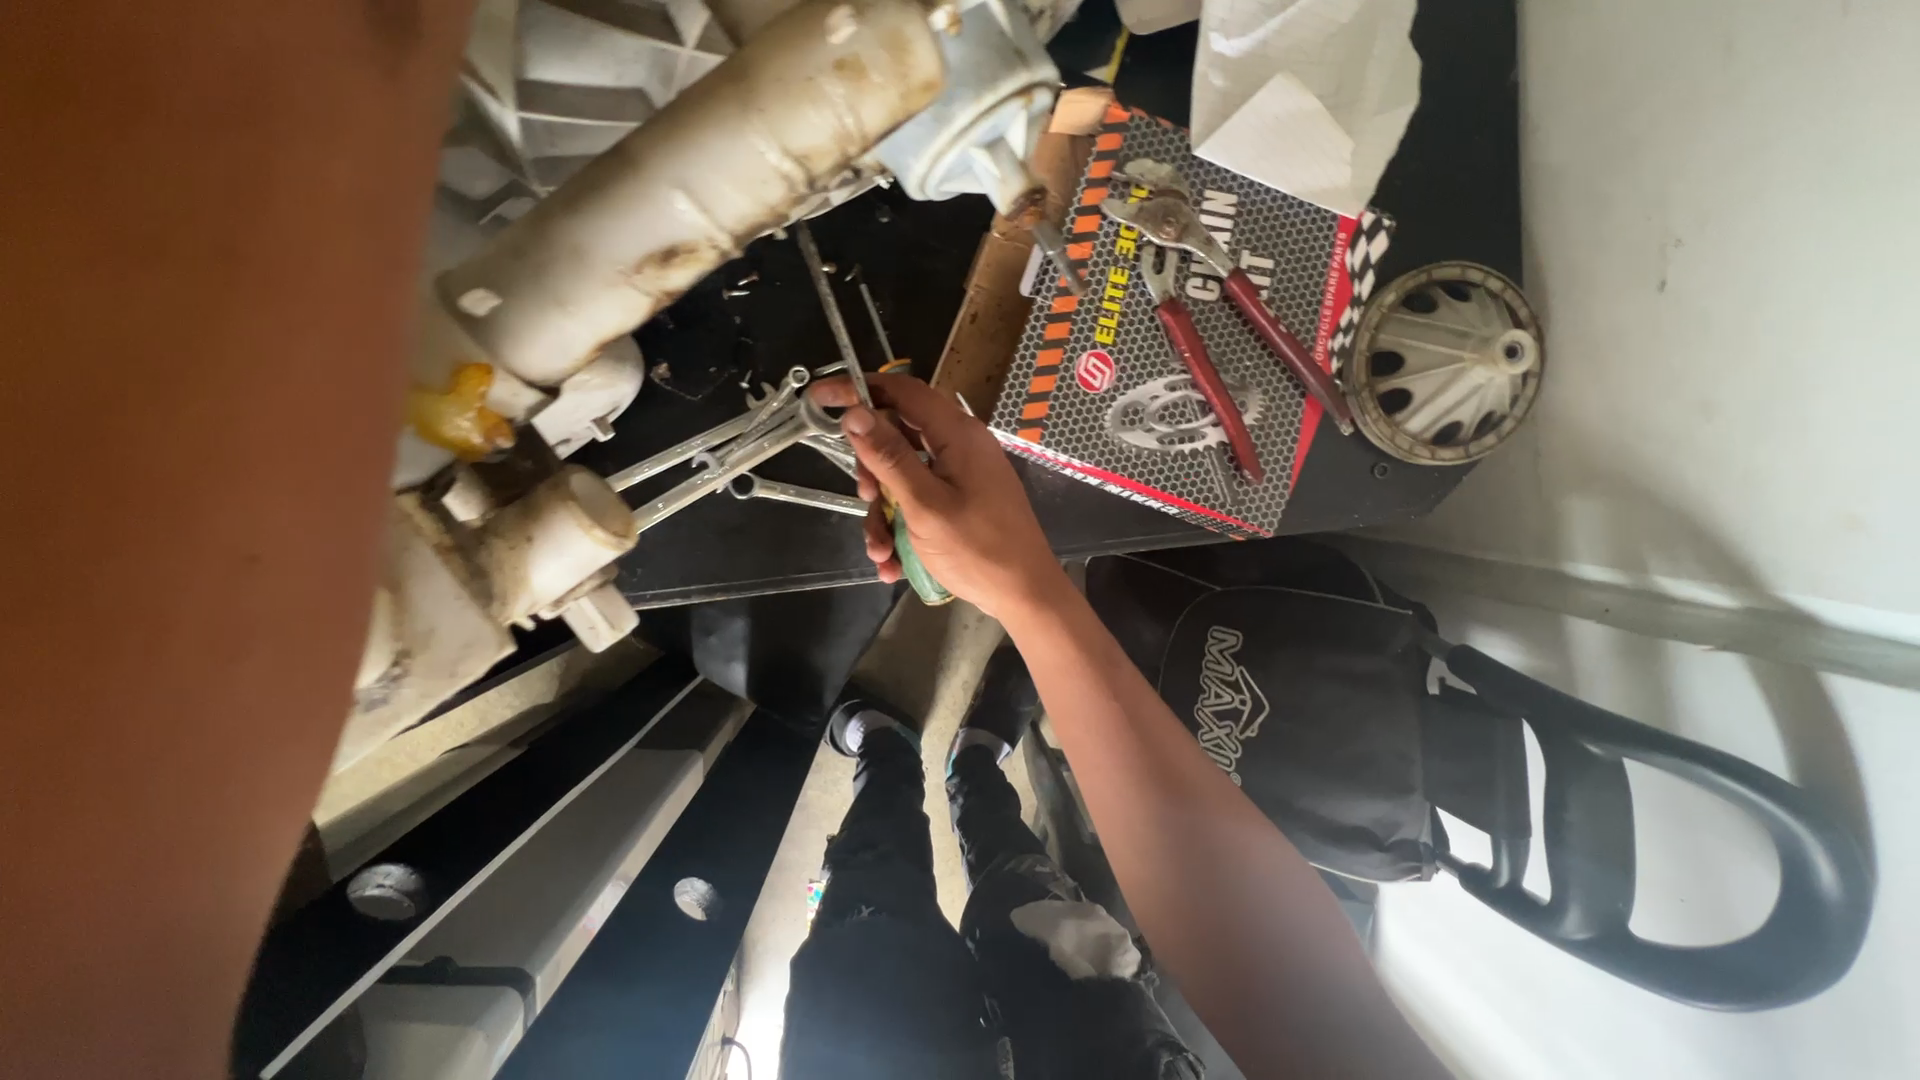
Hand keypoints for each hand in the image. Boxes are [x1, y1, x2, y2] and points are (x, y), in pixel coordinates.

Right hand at [809, 374, 1069, 619]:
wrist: (1024, 594)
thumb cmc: (977, 548)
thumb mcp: (924, 504)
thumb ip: (888, 457)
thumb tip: (855, 412)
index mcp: (957, 434)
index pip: (902, 391)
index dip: (859, 389)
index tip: (821, 398)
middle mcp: (960, 446)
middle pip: (898, 435)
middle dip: (872, 470)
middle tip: (865, 498)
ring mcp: (962, 475)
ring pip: (903, 475)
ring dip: (883, 512)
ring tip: (881, 550)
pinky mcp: (961, 501)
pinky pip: (920, 501)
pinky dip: (902, 527)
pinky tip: (893, 563)